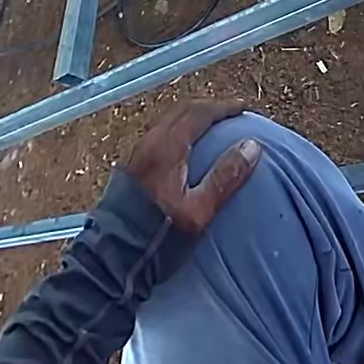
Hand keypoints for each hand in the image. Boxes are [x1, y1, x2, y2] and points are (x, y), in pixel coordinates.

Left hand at [120, 101, 261, 232]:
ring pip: (169, 120)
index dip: (223, 107)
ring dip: (192, 115)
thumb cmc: (157, 234)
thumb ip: (225, 178)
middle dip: (208, 107)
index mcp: (168, 147)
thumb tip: (252, 146)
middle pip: (183, 110)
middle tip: (229, 112)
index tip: (243, 108)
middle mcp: (151, 142)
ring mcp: (138, 153)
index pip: (199, 113)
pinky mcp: (131, 166)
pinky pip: (160, 132)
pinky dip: (180, 127)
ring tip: (211, 124)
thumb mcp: (198, 212)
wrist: (111, 256)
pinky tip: (186, 144)